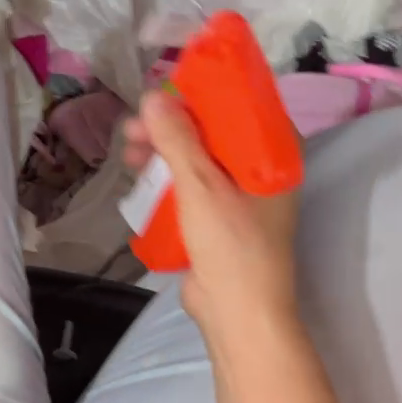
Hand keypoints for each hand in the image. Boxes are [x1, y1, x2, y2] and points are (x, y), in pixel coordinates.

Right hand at [123, 91, 301, 335]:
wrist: (237, 310)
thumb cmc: (231, 245)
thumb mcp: (201, 187)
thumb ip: (178, 140)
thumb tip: (153, 98)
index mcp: (272, 154)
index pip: (238, 107)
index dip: (199, 95)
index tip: (162, 92)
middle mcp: (259, 170)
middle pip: (211, 135)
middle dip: (170, 129)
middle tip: (133, 130)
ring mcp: (237, 197)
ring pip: (196, 163)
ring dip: (163, 156)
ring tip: (130, 156)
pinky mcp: (216, 221)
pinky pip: (189, 190)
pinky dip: (166, 183)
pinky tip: (142, 182)